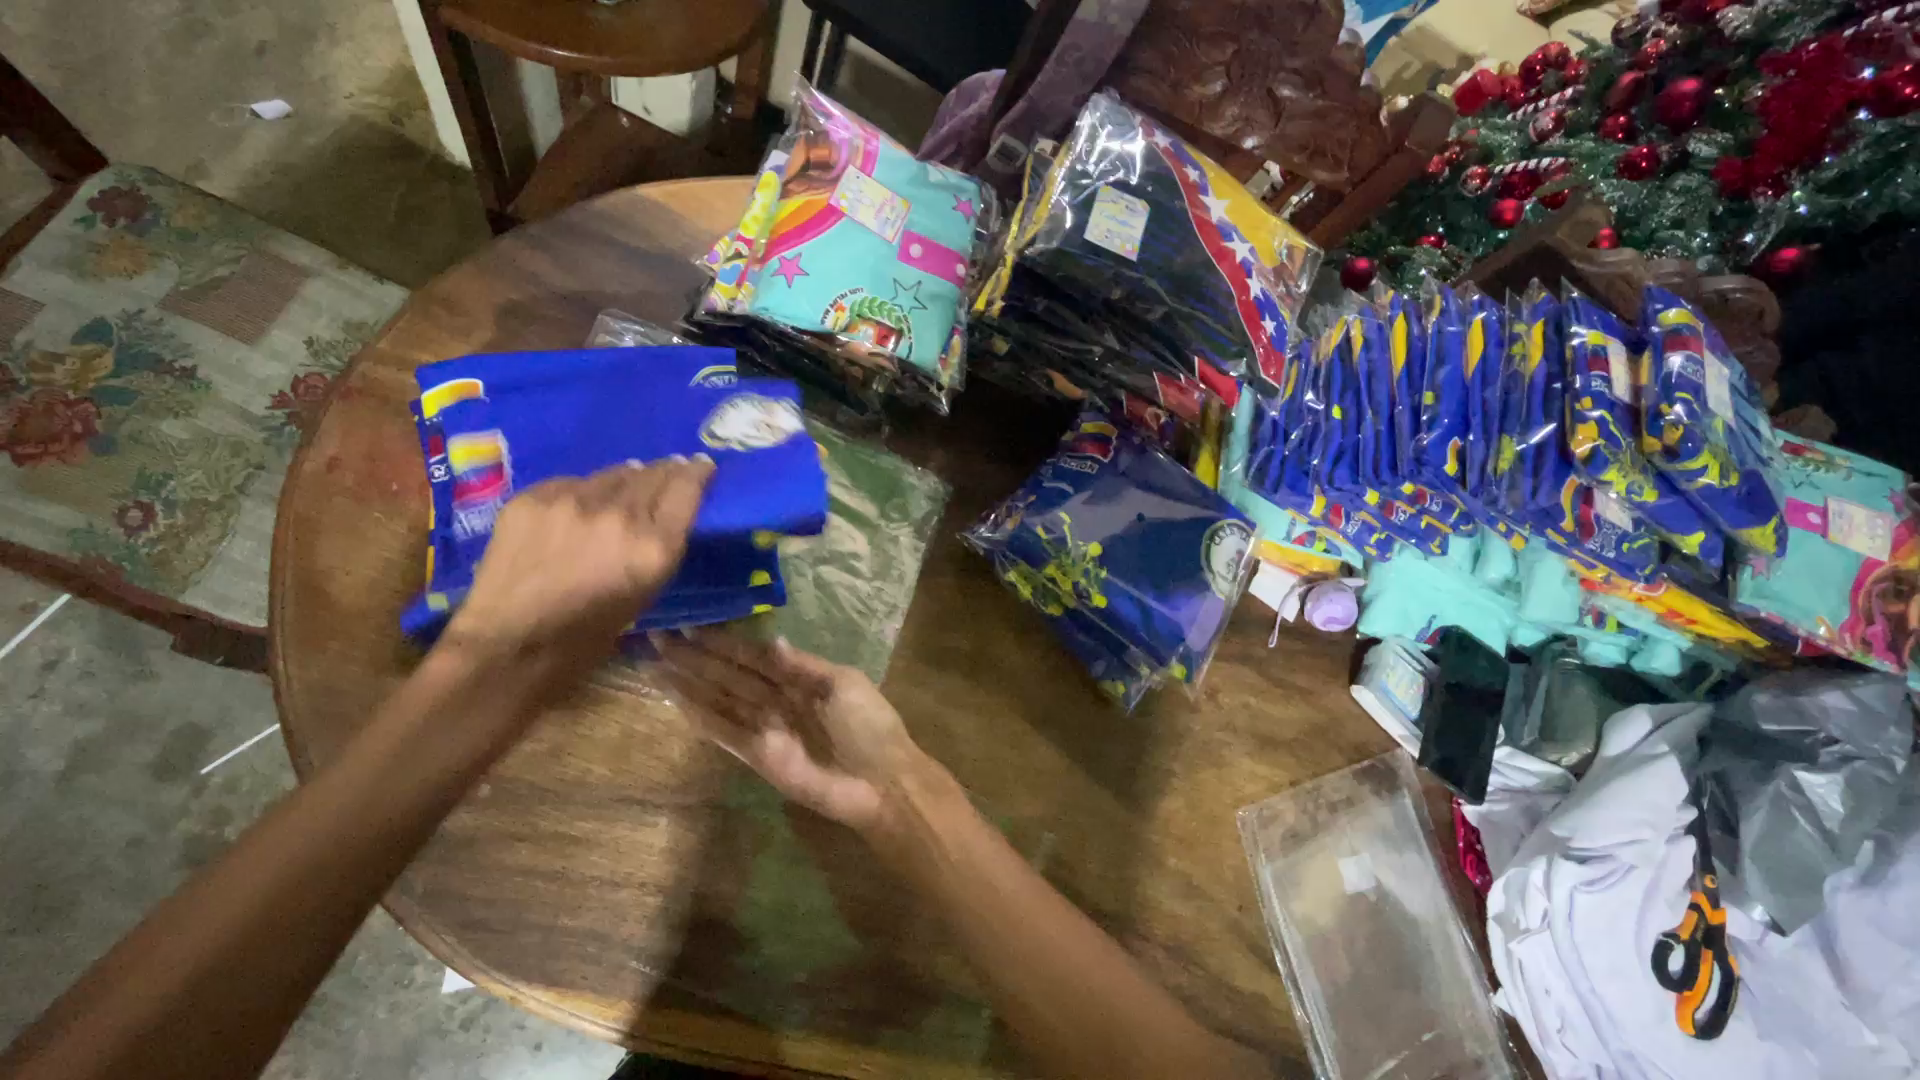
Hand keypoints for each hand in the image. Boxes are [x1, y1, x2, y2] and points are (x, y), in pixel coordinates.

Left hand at [439, 458, 712, 670]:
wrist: (512, 642)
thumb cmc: (587, 635)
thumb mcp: (645, 593)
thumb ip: (660, 546)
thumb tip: (662, 513)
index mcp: (654, 547)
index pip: (687, 488)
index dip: (697, 472)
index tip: (701, 466)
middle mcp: (620, 515)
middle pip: (654, 473)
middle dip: (666, 471)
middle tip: (670, 471)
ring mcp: (574, 501)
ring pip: (613, 473)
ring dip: (626, 479)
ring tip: (625, 487)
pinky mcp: (535, 496)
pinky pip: (571, 483)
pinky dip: (582, 492)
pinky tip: (578, 508)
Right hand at [652, 630, 931, 833]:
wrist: (880, 781)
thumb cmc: (870, 725)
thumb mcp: (843, 683)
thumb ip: (803, 664)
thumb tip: (772, 640)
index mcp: (799, 677)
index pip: (752, 655)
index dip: (723, 642)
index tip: (690, 625)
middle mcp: (776, 699)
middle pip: (728, 675)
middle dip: (695, 657)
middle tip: (657, 637)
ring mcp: (764, 728)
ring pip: (719, 700)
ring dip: (689, 684)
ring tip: (655, 665)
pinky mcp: (757, 756)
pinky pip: (724, 734)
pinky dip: (701, 719)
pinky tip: (677, 702)